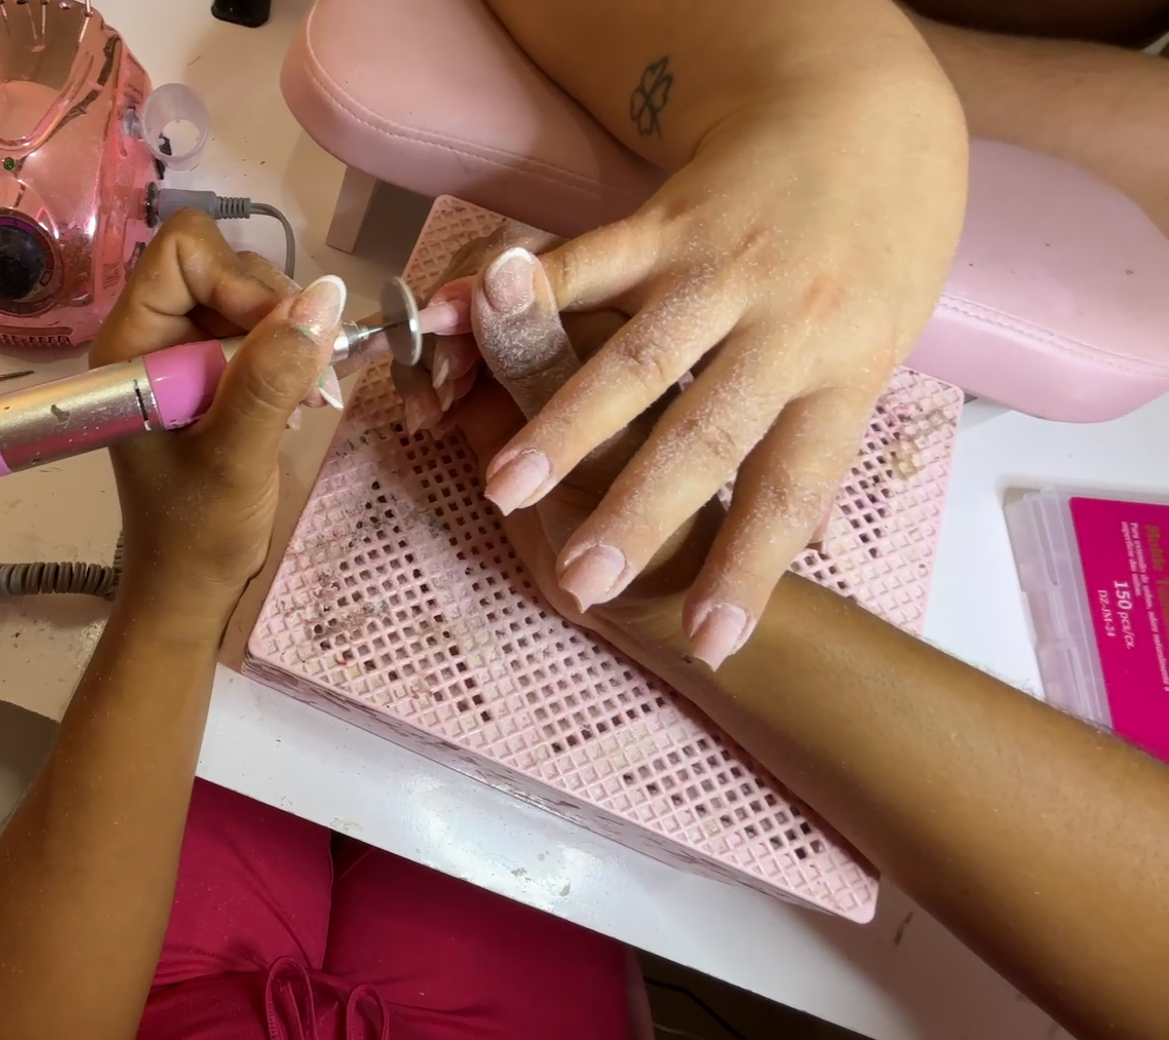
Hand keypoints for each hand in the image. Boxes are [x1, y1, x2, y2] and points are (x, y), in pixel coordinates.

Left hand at [90, 210, 343, 621]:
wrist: (192, 582)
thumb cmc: (198, 532)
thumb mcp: (235, 457)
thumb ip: (271, 378)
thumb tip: (325, 296)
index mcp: (132, 346)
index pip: (184, 252)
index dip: (237, 280)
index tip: (274, 339)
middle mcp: (153, 338)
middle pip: (223, 269)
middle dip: (273, 313)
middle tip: (300, 378)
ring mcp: (183, 357)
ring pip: (248, 299)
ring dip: (288, 340)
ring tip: (300, 399)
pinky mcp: (211, 378)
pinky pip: (259, 335)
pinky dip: (288, 360)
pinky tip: (295, 404)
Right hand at [436, 87, 965, 665]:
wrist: (869, 116)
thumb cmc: (869, 248)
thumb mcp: (870, 345)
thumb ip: (804, 427)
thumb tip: (774, 534)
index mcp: (845, 371)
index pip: (793, 489)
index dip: (751, 570)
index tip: (710, 643)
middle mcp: (788, 326)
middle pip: (706, 435)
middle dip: (637, 512)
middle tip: (582, 579)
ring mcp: (723, 271)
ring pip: (637, 357)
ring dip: (562, 426)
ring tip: (503, 486)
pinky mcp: (668, 220)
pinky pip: (586, 261)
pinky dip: (516, 297)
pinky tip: (449, 318)